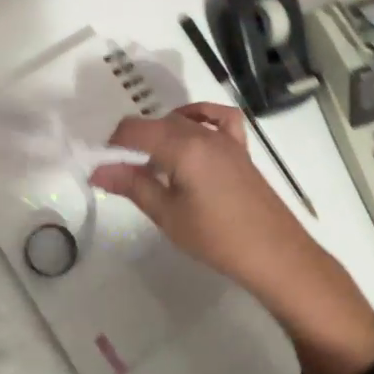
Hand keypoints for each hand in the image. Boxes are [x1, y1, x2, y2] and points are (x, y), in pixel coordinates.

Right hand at [91, 104, 373, 373]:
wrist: (275, 254)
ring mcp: (226, 139)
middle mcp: (203, 133)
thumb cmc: (217, 238)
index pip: (134, 130)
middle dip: (134, 144)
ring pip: (183, 121)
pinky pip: (217, 120)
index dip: (112, 145)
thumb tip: (97, 170)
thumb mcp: (167, 215)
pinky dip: (200, 119)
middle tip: (122, 175)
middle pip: (157, 124)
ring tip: (152, 167)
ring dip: (161, 136)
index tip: (101, 168)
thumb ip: (133, 185)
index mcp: (183, 146)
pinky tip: (190, 136)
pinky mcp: (240, 150)